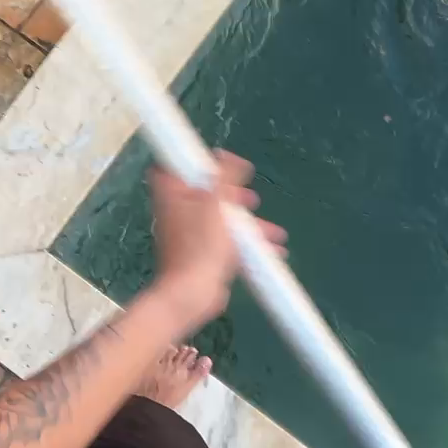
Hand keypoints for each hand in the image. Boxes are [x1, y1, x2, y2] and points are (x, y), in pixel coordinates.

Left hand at [147, 150, 285, 332]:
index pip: (176, 166)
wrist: (192, 294)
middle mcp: (179, 212)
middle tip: (251, 199)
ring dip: (249, 222)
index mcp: (173, 194)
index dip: (196, 159)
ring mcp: (191, 235)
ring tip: (274, 230)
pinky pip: (228, 241)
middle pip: (207, 192)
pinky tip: (273, 249)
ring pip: (222, 218)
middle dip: (234, 194)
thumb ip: (222, 177)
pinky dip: (248, 242)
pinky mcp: (204, 255)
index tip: (220, 161)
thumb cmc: (200, 246)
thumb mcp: (216, 203)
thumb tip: (223, 153)